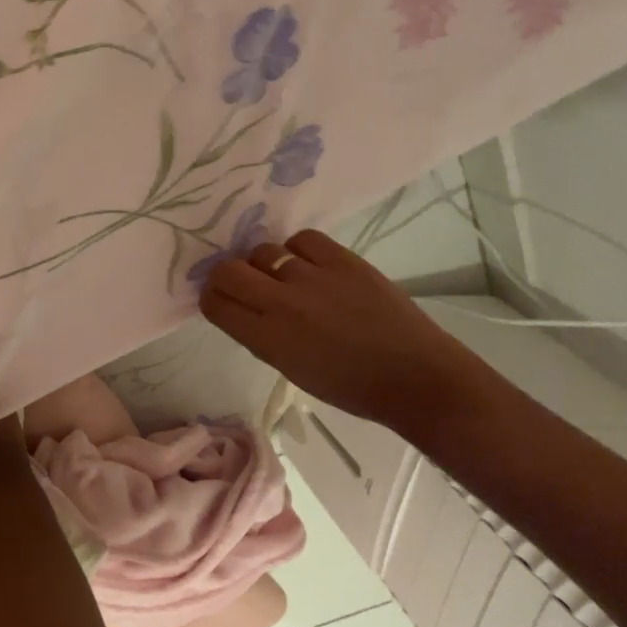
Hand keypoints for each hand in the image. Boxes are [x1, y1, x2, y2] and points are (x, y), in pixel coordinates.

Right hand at [197, 229, 492, 433]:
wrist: (415, 377)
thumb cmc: (348, 386)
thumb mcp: (288, 367)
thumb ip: (259, 335)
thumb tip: (243, 307)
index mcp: (266, 339)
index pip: (215, 303)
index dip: (211, 299)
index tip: (221, 301)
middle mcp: (283, 304)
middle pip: (228, 271)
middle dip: (226, 276)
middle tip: (241, 283)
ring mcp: (315, 278)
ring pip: (263, 251)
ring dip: (264, 263)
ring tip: (281, 275)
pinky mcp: (345, 262)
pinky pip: (303, 240)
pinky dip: (297, 250)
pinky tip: (307, 263)